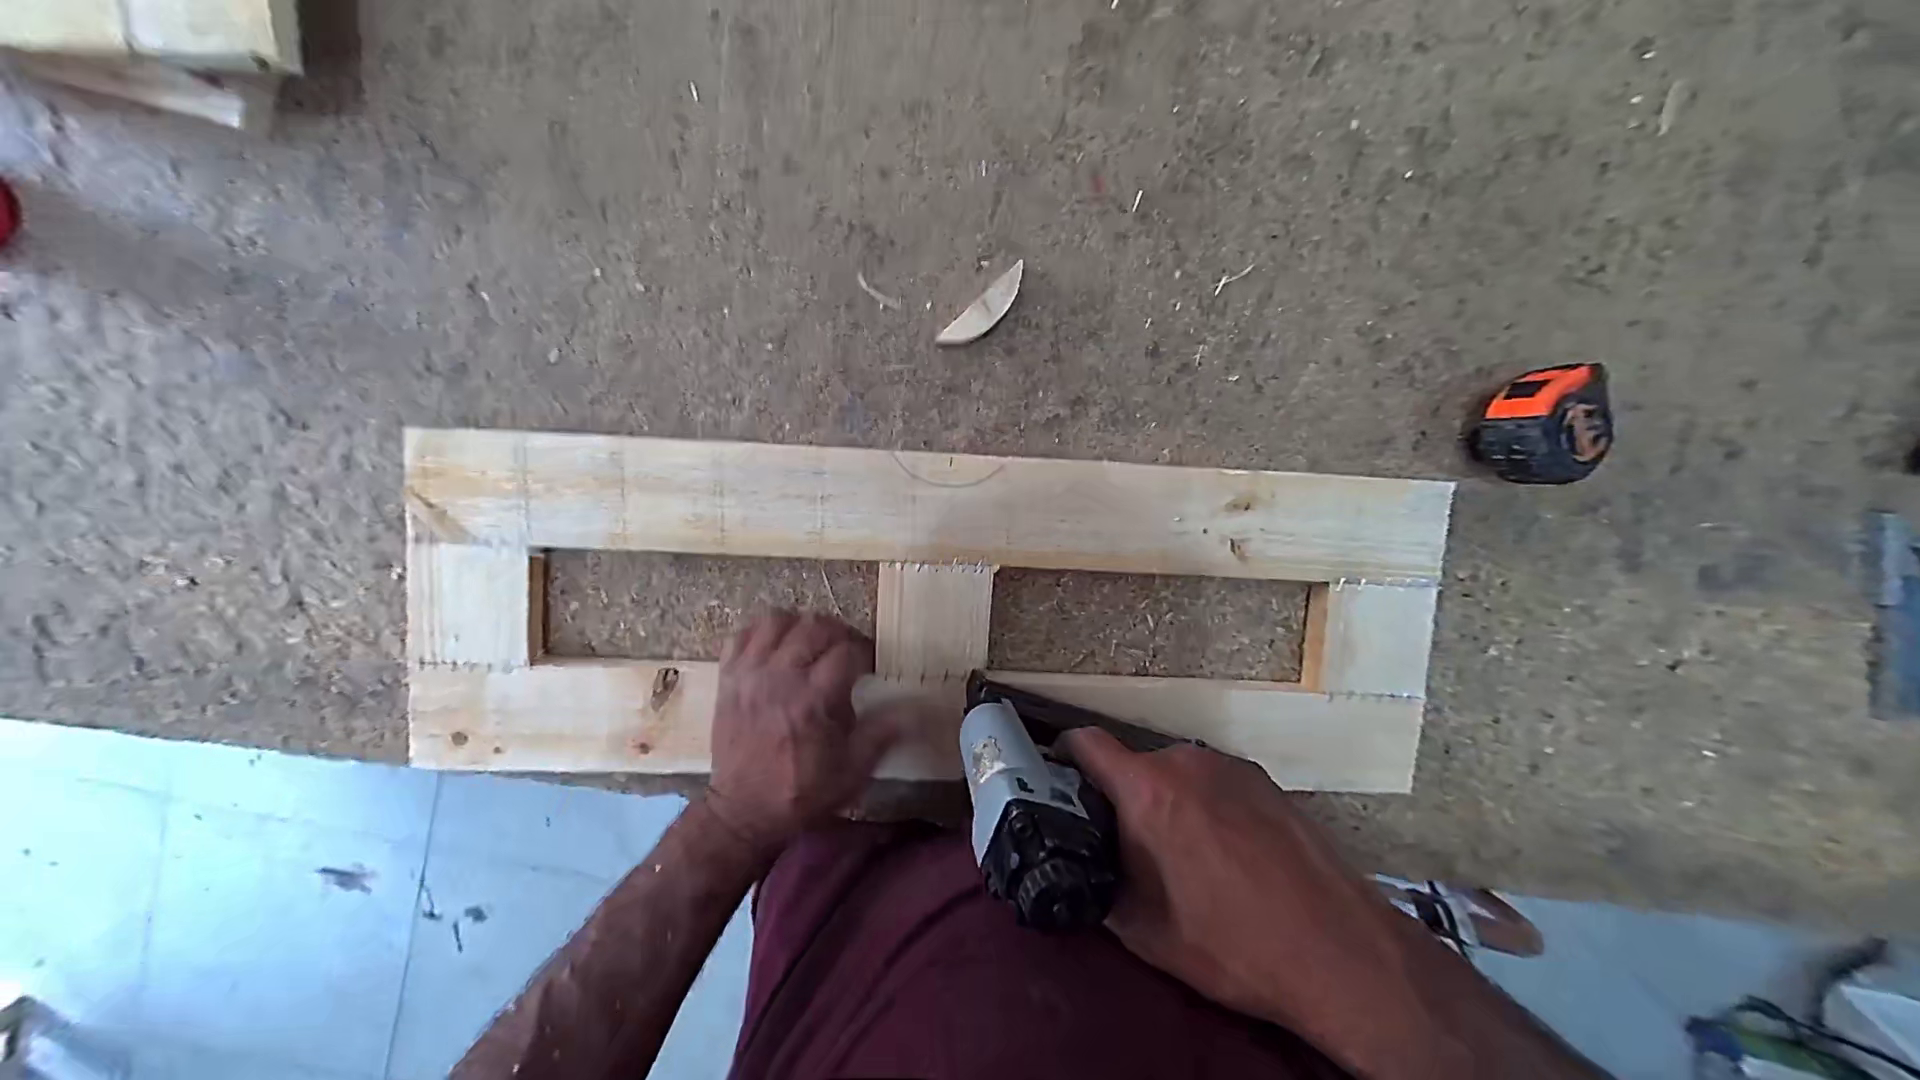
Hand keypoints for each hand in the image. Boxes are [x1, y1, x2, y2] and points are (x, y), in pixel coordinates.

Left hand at [704, 611, 897, 855]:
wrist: (742, 813)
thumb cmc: (802, 792)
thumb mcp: (852, 771)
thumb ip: (882, 733)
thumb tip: (915, 709)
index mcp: (813, 700)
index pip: (847, 651)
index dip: (865, 653)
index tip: (869, 666)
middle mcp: (780, 678)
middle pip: (814, 626)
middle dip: (838, 633)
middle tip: (845, 651)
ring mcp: (749, 674)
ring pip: (776, 620)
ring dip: (800, 626)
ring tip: (811, 644)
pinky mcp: (727, 678)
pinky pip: (742, 634)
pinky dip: (761, 633)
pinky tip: (776, 648)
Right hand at [1058, 729, 1457, 1075]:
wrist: (1341, 953)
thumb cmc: (1236, 944)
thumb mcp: (1146, 931)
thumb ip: (1102, 887)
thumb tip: (1083, 872)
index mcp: (1148, 792)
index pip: (1086, 742)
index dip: (1063, 753)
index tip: (1058, 773)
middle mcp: (1186, 763)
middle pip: (1134, 764)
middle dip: (1124, 797)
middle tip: (1132, 846)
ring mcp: (1230, 767)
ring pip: (1176, 773)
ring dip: (1168, 801)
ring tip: (1188, 855)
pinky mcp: (1265, 779)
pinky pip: (1215, 781)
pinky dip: (1207, 804)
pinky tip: (1230, 852)